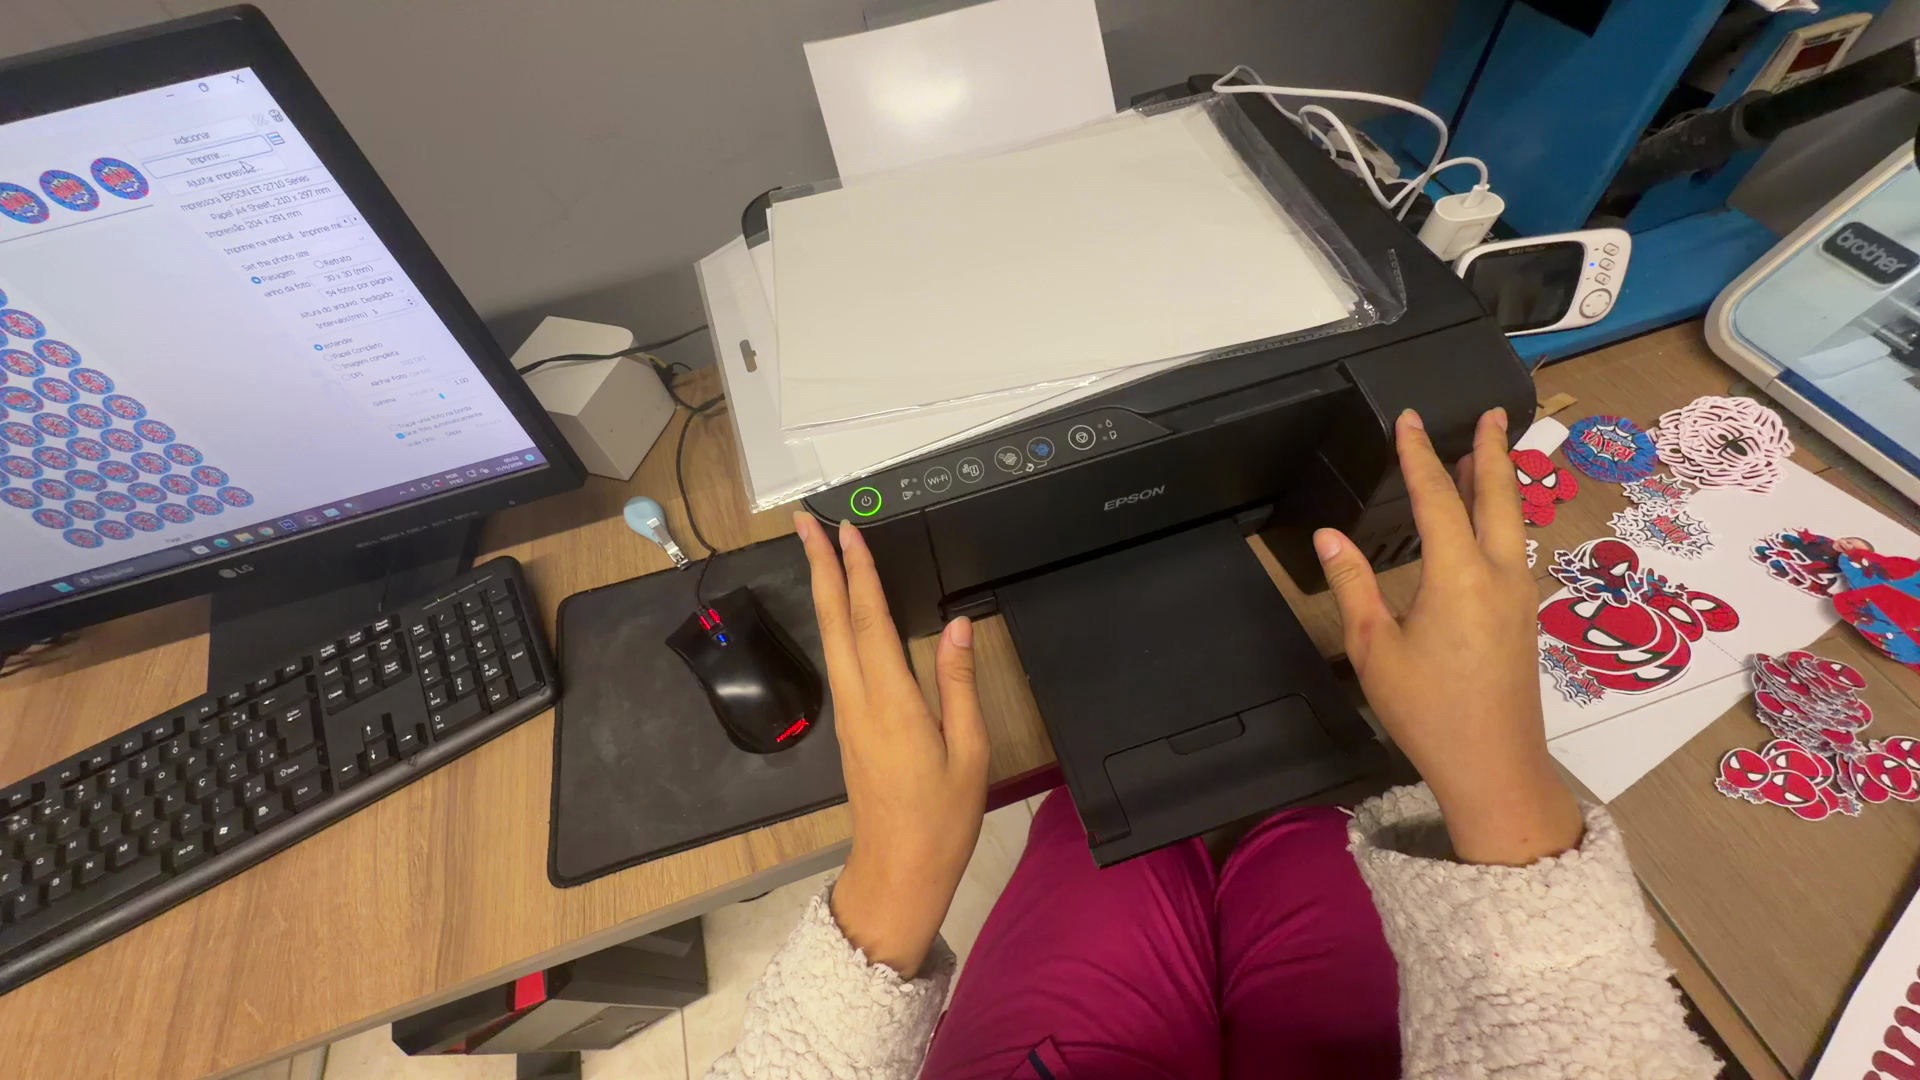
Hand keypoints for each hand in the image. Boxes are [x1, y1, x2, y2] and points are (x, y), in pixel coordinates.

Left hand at [794, 512, 988, 976]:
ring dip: (824, 588)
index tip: (847, 531)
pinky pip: (838, 658)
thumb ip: (959, 682)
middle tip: (805, 522)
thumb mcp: (968, 750)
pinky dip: (835, 619)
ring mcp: (846, 712)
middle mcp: (858, 699)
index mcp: (891, 702)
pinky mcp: (846, 723)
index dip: (858, 571)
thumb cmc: (941, 817)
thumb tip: (960, 625)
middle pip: (833, 619)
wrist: (897, 871)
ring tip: (820, 551)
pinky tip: (842, 608)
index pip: (869, 620)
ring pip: (830, 636)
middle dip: (819, 566)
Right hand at [1313, 408, 1582, 865]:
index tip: (1410, 420)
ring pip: (1511, 523)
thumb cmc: (1424, 706)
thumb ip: (1352, 583)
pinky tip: (1485, 524)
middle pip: (1497, 499)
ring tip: (1486, 455)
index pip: (1436, 499)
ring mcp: (1519, 597)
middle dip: (1491, 452)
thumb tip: (1329, 534)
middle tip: (1490, 414)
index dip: (1419, 455)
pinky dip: (1498, 519)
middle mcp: (1499, 576)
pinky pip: (1512, 549)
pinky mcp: (1522, 617)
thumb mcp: (1373, 644)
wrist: (1493, 765)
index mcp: (1457, 577)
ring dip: (1498, 484)